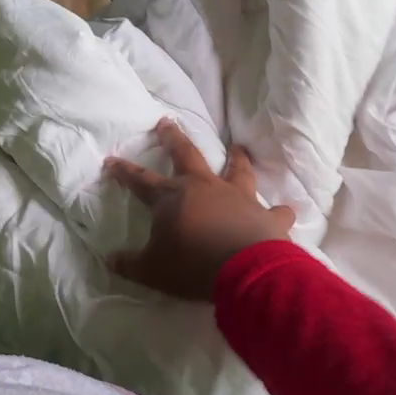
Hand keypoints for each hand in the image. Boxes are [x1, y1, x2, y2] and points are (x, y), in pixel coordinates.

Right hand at [104, 120, 296, 300]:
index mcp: (172, 198)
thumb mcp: (152, 270)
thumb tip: (109, 261)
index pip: (140, 180)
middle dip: (173, 138)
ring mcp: (238, 198)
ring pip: (237, 170)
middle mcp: (204, 188)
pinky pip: (276, 211)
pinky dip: (280, 211)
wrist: (246, 271)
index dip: (124, 171)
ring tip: (238, 147)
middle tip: (167, 122)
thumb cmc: (193, 265)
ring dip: (237, 158)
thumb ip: (131, 264)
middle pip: (186, 155)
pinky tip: (286, 210)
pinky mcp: (266, 216)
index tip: (111, 160)